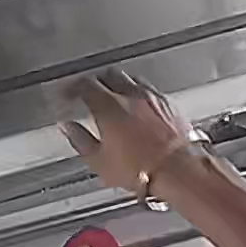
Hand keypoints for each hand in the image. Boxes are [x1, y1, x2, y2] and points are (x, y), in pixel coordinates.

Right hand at [60, 69, 198, 192]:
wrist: (178, 171)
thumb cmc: (142, 169)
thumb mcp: (99, 161)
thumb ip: (80, 140)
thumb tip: (69, 128)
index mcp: (108, 107)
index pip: (84, 85)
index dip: (71, 88)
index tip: (67, 94)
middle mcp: (130, 96)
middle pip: (108, 76)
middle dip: (96, 82)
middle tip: (88, 93)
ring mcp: (151, 98)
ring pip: (130, 80)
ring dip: (118, 85)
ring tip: (113, 97)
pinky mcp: (168, 105)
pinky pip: (149, 90)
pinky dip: (138, 94)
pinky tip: (138, 106)